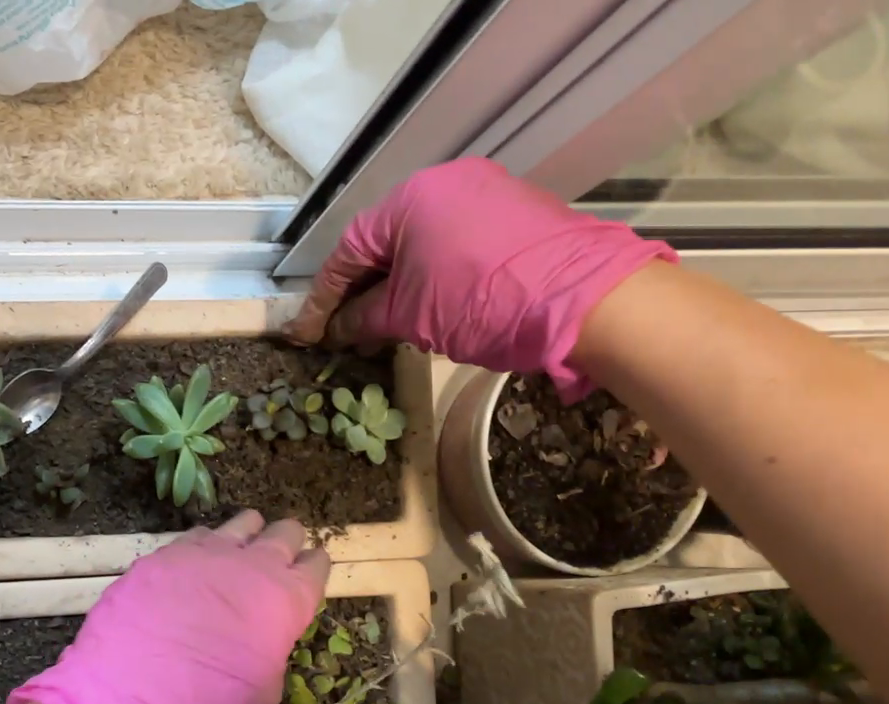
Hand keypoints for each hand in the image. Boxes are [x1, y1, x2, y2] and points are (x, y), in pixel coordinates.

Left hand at [4, 510, 330, 703]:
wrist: (133, 700)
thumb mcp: (262, 689)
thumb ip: (269, 647)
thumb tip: (258, 633)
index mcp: (285, 600)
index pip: (316, 566)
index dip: (313, 567)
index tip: (307, 572)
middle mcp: (252, 565)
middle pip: (283, 533)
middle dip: (284, 541)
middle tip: (276, 556)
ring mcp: (205, 554)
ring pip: (239, 525)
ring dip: (245, 535)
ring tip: (237, 552)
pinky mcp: (164, 554)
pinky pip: (195, 538)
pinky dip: (202, 546)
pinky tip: (194, 564)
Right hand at [281, 157, 675, 400]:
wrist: (583, 300)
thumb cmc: (478, 302)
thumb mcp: (408, 315)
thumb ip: (363, 318)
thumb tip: (336, 329)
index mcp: (410, 199)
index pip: (348, 252)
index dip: (322, 299)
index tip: (306, 335)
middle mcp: (444, 184)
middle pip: (382, 243)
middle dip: (358, 292)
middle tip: (341, 332)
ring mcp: (483, 195)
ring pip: (418, 244)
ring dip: (393, 286)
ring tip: (378, 326)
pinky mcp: (512, 215)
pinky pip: (450, 244)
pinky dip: (428, 276)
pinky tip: (421, 308)